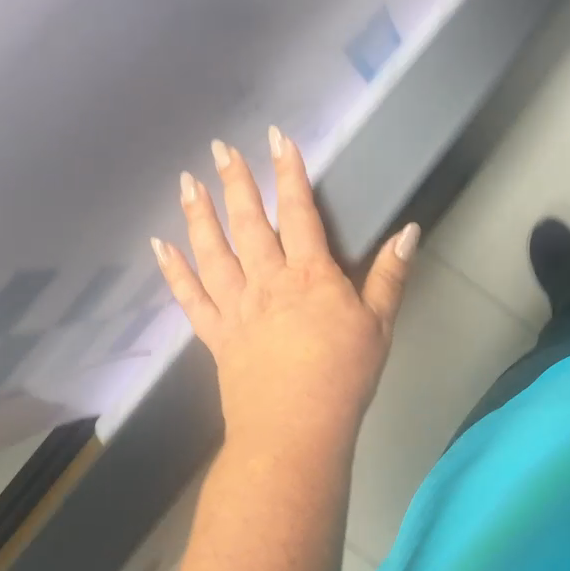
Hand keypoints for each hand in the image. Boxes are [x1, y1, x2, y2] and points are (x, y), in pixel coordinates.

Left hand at [152, 126, 418, 443]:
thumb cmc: (344, 377)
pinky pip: (190, 296)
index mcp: (310, 275)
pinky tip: (160, 246)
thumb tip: (408, 230)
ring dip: (199, 214)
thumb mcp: (380, 324)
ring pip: (213, 251)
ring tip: (187, 182)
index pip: (299, 212)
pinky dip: (174, 270)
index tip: (278, 138)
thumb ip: (391, 275)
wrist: (294, 431)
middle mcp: (267, 281)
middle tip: (219, 148)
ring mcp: (236, 307)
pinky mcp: (216, 335)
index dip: (290, 173)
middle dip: (236, 182)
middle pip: (249, 223)